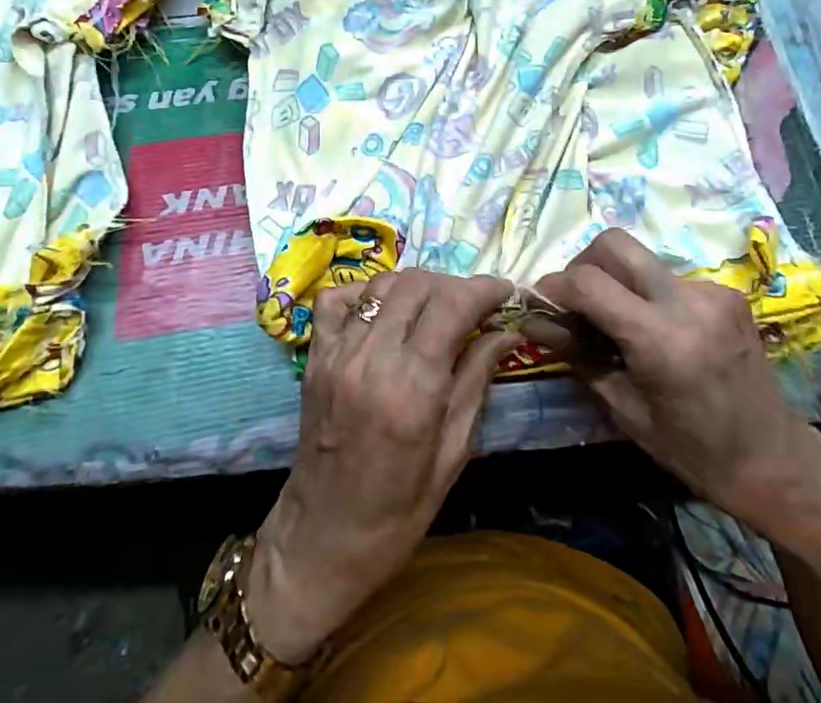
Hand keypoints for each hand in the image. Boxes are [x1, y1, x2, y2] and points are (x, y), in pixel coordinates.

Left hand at [248, 270, 516, 663]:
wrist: (324, 534)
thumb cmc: (400, 510)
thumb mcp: (453, 453)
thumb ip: (476, 381)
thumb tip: (505, 332)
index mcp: (413, 389)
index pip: (451, 305)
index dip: (484, 289)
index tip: (505, 292)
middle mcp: (371, 359)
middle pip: (417, 285)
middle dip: (453, 285)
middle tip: (474, 306)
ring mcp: (336, 353)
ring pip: (381, 286)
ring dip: (416, 287)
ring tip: (436, 308)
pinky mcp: (314, 357)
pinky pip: (336, 300)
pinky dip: (366, 293)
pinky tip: (386, 311)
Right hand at [535, 229, 820, 543]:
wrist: (772, 460)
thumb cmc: (690, 449)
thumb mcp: (622, 407)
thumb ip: (576, 354)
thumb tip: (531, 321)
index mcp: (662, 340)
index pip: (588, 282)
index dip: (554, 286)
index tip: (541, 304)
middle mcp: (690, 303)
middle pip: (614, 244)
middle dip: (582, 264)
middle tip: (575, 300)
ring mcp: (714, 293)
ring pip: (640, 258)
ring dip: (615, 279)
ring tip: (613, 320)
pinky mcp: (727, 293)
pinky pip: (667, 276)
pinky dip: (645, 292)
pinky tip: (650, 326)